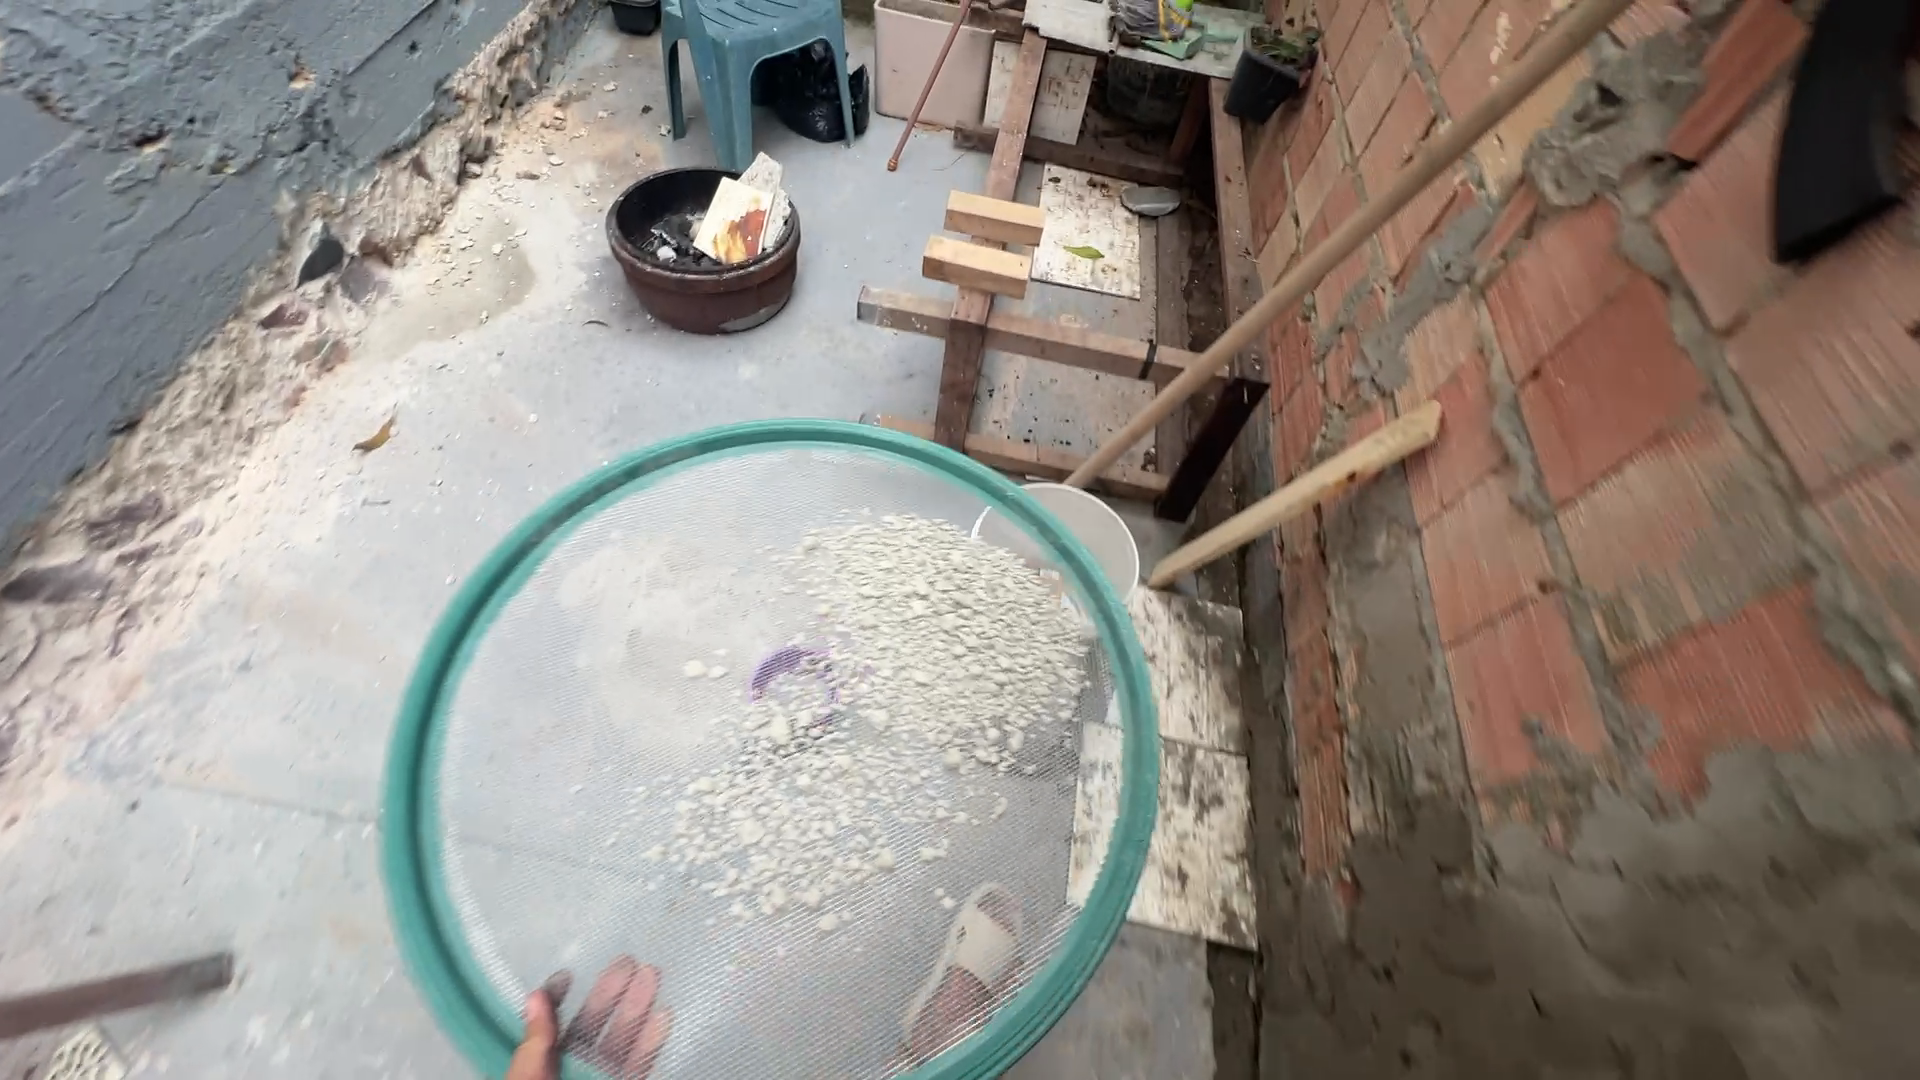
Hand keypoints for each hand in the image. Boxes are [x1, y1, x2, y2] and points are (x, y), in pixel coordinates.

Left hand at [505, 957, 672, 1079]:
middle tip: (627, 962)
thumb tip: (535, 996)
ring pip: (618, 1045)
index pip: (547, 1034)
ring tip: (651, 976)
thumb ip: (533, 1048)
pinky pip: (638, 1068)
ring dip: (636, 1010)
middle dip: (608, 996)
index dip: (557, 1004)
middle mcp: (568, 1078)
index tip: (570, 974)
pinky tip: (663, 1019)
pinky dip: (651, 1044)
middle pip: (588, 1032)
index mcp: (538, 1075)